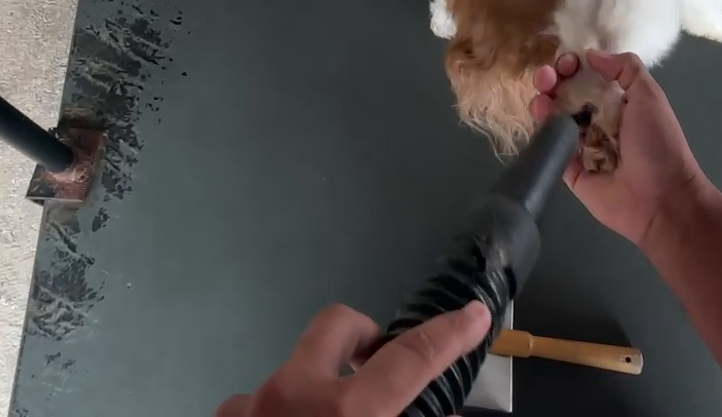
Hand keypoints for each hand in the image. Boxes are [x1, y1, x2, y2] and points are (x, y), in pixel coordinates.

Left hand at [216, 301, 490, 416]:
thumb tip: (432, 415)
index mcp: (345, 416)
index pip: (412, 358)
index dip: (449, 334)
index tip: (473, 315)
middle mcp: (292, 396)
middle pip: (338, 324)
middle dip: (364, 336)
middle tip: (378, 366)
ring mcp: (247, 409)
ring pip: (291, 373)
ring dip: (314, 393)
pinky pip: (254, 408)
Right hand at [530, 51, 710, 250]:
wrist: (662, 199)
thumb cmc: (658, 143)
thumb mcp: (649, 95)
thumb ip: (625, 68)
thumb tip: (590, 54)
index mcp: (616, 103)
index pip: (586, 77)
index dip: (573, 66)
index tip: (568, 63)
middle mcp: (596, 121)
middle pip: (565, 94)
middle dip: (552, 80)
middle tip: (547, 77)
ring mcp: (580, 145)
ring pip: (553, 117)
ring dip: (542, 101)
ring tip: (542, 99)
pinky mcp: (568, 169)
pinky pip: (549, 146)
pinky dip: (542, 130)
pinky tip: (542, 118)